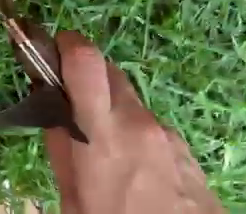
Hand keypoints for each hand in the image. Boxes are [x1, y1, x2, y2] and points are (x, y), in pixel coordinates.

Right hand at [46, 32, 223, 213]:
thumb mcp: (72, 200)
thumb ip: (62, 147)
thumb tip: (54, 110)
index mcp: (102, 131)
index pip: (84, 57)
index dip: (67, 46)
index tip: (52, 57)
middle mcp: (139, 123)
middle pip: (109, 73)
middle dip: (89, 83)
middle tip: (79, 115)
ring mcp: (171, 139)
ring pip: (133, 106)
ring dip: (117, 117)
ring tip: (115, 162)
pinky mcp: (193, 159)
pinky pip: (158, 135)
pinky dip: (143, 144)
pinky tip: (143, 181)